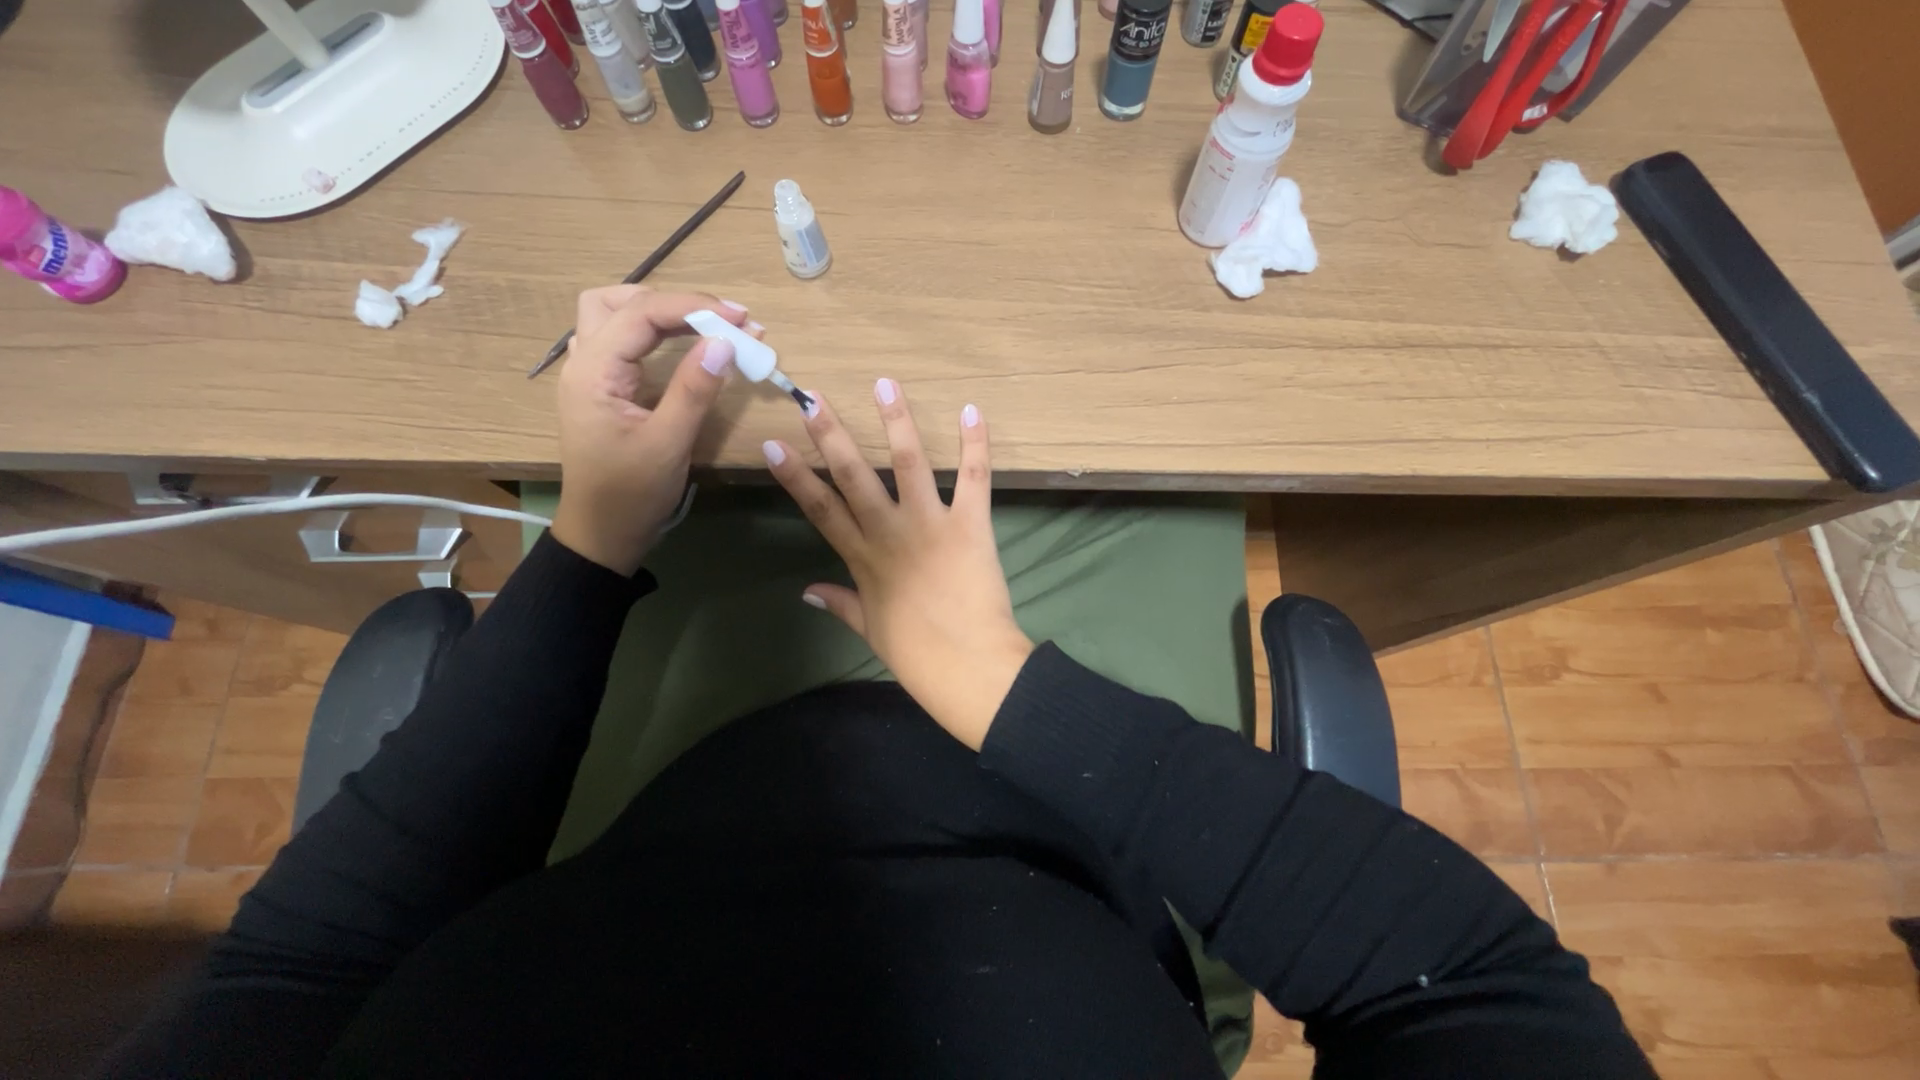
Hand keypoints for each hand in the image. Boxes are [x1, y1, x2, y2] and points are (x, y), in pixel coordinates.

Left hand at [551, 287, 749, 574]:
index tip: (741, 318)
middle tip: (722, 320)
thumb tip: (725, 342)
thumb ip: (694, 389)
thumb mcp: (669, 444)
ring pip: (614, 315)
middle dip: (673, 301)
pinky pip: (621, 341)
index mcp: (595, 372)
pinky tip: (677, 346)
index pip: (642, 313)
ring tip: (705, 325)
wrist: (602, 534)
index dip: (694, 307)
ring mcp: (591, 376)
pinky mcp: (603, 390)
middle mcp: (585, 363)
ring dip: (659, 311)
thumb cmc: (631, 494)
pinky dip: (651, 332)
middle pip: (618, 301)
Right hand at [763, 380, 1032, 750]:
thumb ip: (839, 603)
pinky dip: (976, 443)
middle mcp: (889, 532)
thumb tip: (806, 590)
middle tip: (813, 397)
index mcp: (862, 558)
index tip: (773, 444)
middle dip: (831, 434)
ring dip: (896, 420)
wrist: (966, 667)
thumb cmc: (916, 654)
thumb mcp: (869, 629)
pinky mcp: (970, 524)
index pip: (820, 509)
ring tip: (885, 383)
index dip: (795, 477)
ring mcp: (930, 524)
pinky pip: (974, 477)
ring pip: (909, 462)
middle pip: (853, 475)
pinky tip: (973, 410)